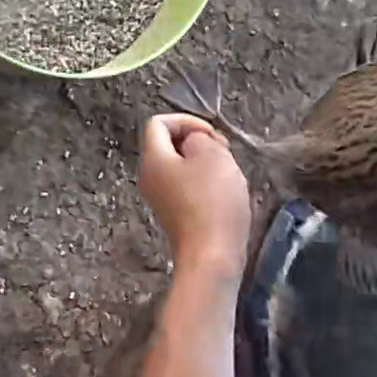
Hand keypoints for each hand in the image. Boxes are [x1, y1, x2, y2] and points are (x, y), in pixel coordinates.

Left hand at [139, 113, 251, 274]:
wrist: (211, 256)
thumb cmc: (212, 201)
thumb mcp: (212, 155)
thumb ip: (199, 138)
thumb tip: (192, 142)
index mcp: (152, 159)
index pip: (157, 123)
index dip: (186, 120)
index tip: (211, 135)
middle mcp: (149, 176)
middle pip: (168, 144)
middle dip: (197, 140)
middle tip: (223, 152)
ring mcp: (160, 197)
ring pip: (180, 164)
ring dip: (204, 161)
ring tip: (227, 171)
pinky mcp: (174, 213)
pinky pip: (185, 185)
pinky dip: (204, 180)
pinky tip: (224, 192)